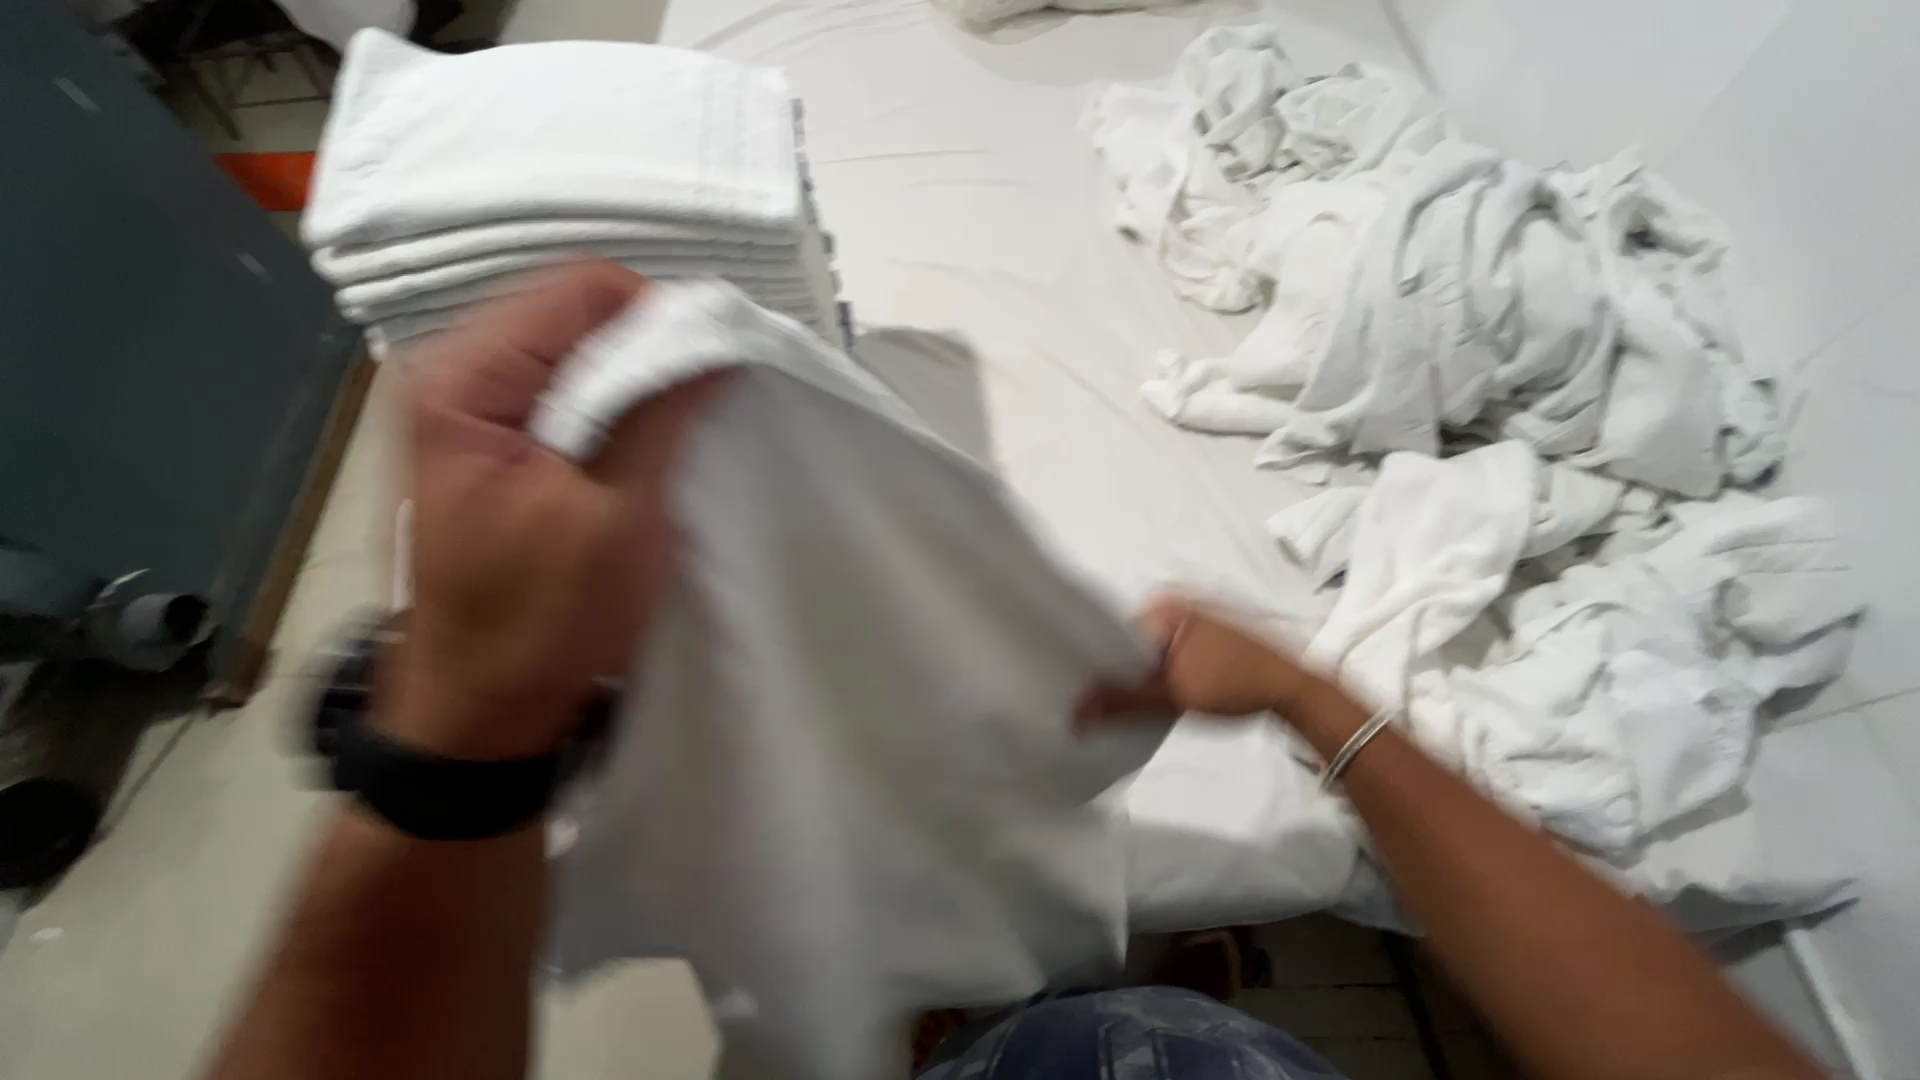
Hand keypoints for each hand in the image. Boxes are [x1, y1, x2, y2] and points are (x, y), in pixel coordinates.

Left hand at [383, 262, 729, 759]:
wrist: (485, 708)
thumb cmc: (544, 618)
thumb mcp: (615, 513)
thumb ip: (661, 411)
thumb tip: (719, 336)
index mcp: (465, 377)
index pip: (585, 290)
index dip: (666, 318)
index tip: (719, 374)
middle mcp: (458, 371)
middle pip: (582, 313)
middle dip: (658, 349)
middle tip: (709, 408)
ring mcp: (475, 406)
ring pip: (586, 351)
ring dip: (646, 382)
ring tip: (686, 431)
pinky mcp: (499, 440)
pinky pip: (576, 391)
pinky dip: (625, 408)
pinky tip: (653, 446)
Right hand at [1075, 595, 1315, 727]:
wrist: (1296, 692)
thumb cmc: (1235, 684)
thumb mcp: (1174, 697)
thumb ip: (1121, 703)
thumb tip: (1073, 714)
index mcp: (1163, 604)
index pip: (1111, 632)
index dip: (1094, 663)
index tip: (1078, 690)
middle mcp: (1175, 602)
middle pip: (1129, 642)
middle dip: (1115, 671)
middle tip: (1096, 702)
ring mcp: (1193, 617)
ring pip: (1149, 651)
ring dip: (1137, 676)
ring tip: (1119, 703)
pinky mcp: (1207, 635)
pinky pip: (1168, 654)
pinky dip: (1159, 674)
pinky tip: (1154, 697)